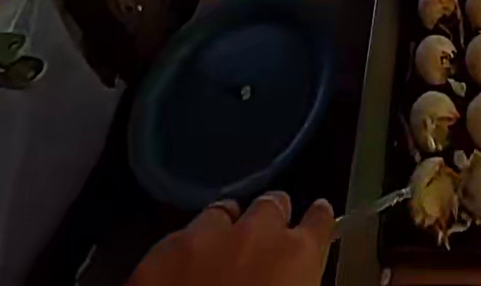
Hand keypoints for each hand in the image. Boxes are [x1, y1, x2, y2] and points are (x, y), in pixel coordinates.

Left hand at [127, 192, 332, 285]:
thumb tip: (293, 282)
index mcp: (298, 255)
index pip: (320, 217)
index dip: (314, 225)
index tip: (309, 229)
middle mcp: (259, 232)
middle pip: (273, 204)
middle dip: (269, 222)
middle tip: (257, 252)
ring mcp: (208, 238)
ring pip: (224, 211)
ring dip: (225, 231)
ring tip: (213, 259)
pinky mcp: (160, 255)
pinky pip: (178, 237)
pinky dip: (182, 254)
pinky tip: (176, 280)